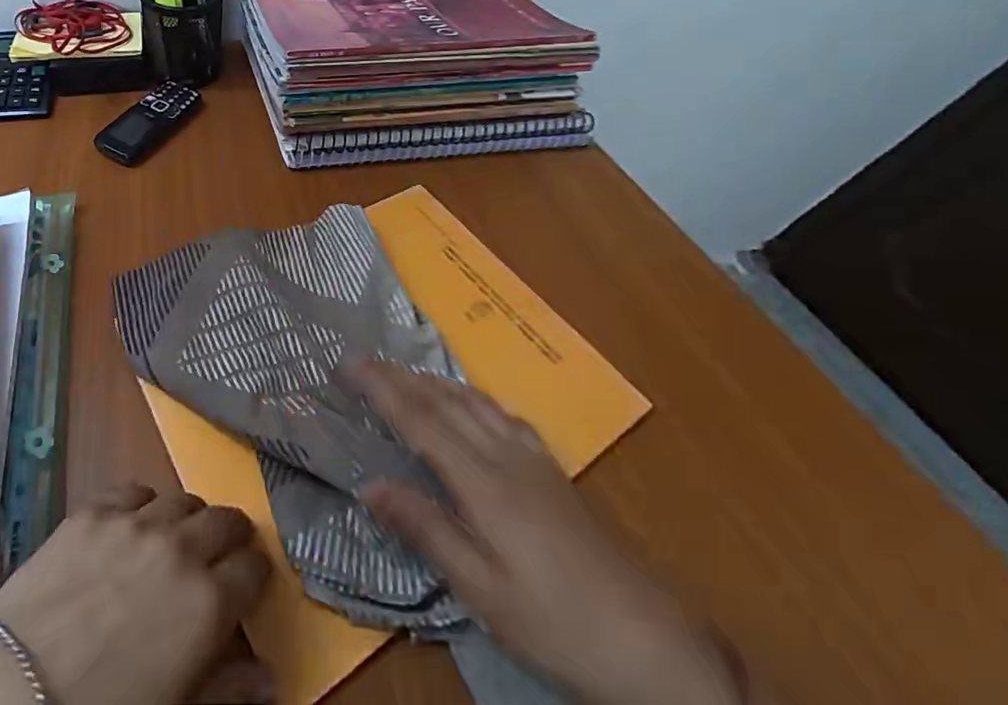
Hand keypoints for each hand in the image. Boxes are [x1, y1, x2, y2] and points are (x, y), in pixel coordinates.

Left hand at [0, 482, 274, 704]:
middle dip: (231, 535)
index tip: (249, 582)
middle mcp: (178, 549)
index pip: (254, 567)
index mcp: (208, 601)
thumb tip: (268, 675)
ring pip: (181, 498)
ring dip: (188, 517)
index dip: (256, 574)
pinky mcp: (92, 511)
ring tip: (176, 538)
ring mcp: (132, 523)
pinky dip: (143, 503)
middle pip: (224, 520)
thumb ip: (230, 688)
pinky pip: (132, 490)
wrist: (18, 685)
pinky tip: (132, 523)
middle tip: (220, 553)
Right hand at [345, 361, 748, 704]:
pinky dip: (474, 399)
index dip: (382, 389)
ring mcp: (537, 465)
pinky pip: (505, 418)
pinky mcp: (556, 477)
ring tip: (404, 372)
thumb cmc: (556, 622)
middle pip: (447, 404)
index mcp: (485, 484)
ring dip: (436, 383)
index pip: (421, 421)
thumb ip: (426, 529)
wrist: (658, 649)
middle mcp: (508, 460)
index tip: (349, 363)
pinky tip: (472, 405)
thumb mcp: (482, 589)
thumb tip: (369, 485)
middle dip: (401, 377)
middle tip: (363, 359)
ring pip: (477, 405)